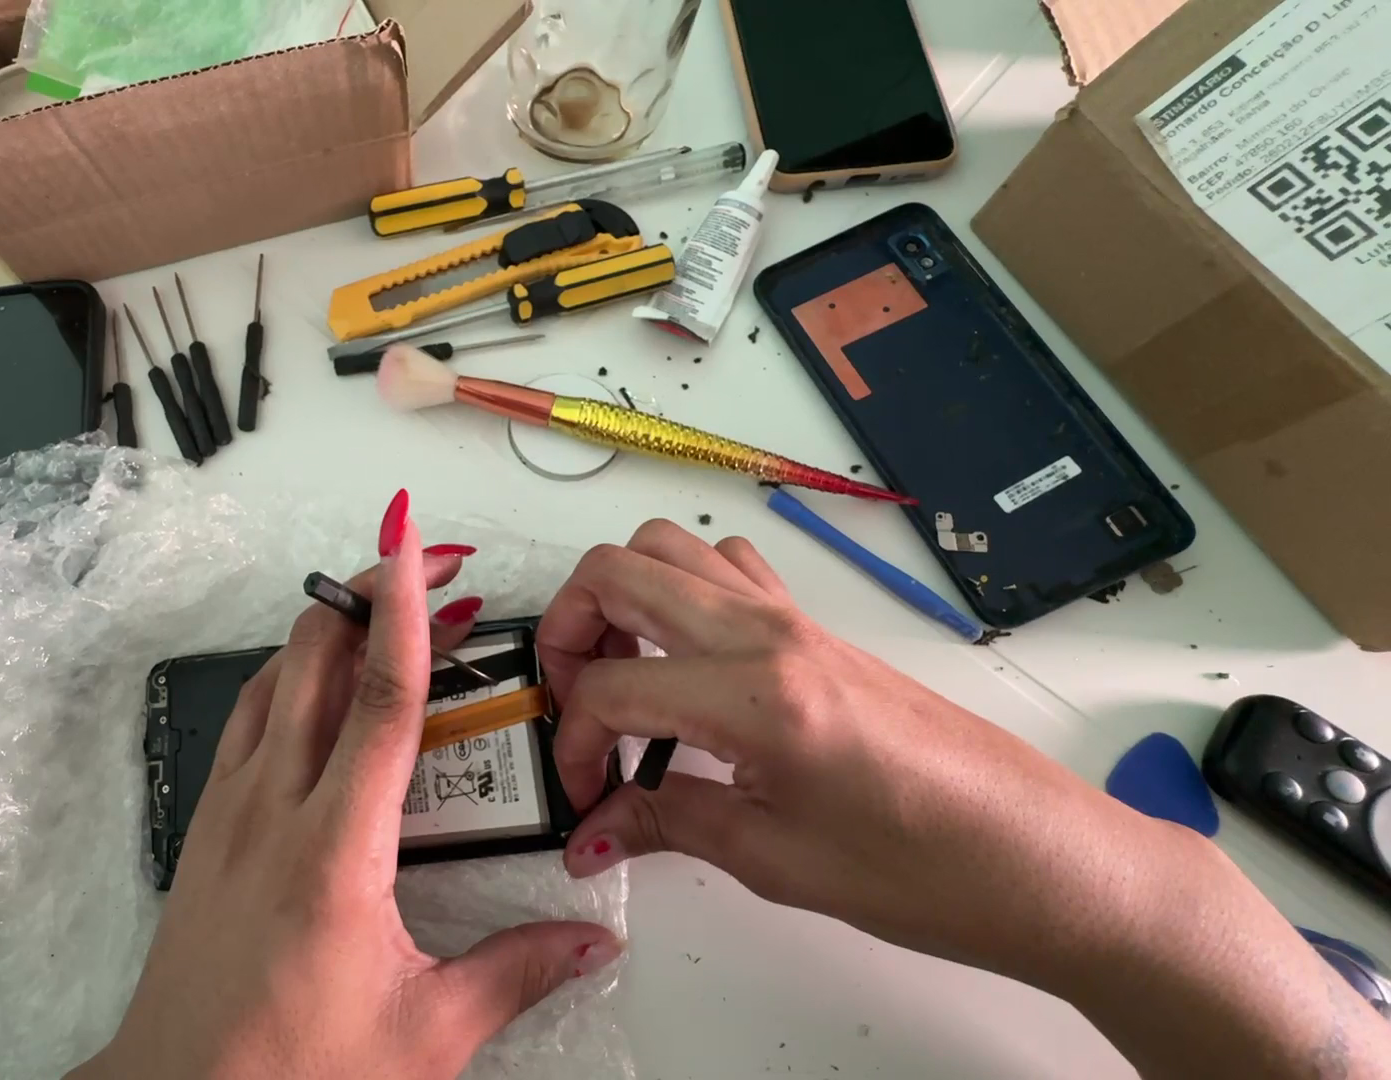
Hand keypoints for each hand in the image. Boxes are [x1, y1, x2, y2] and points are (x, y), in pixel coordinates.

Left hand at [73, 491, 620, 1079]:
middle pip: (319, 654)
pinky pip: (253, 709)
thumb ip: (516, 972)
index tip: (412, 542)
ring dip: (334, 626)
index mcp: (335, 848)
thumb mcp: (423, 1034)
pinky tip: (326, 681)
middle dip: (373, 589)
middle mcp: (274, 805)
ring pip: (279, 671)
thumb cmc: (284, 1076)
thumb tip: (588, 942)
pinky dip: (295, 670)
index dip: (405, 610)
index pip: (381, 698)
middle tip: (433, 567)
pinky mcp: (212, 816)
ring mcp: (232, 803)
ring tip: (391, 613)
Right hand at [539, 518, 1115, 965]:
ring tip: (619, 664)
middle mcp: (763, 631)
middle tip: (569, 697)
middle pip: (615, 572)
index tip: (583, 792)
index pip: (610, 690)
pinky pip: (725, 562)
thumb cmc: (921, 873)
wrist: (1044, 857)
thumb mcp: (771, 860)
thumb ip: (661, 825)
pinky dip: (678, 585)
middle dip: (563, 628)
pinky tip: (684, 650)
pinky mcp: (810, 620)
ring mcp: (789, 614)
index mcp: (752, 696)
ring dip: (617, 593)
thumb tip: (588, 835)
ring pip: (665, 545)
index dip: (573, 744)